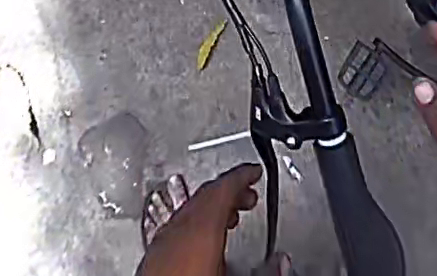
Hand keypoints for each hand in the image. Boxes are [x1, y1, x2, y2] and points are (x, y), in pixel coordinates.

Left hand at [135, 165, 263, 275]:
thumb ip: (264, 272)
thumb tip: (283, 262)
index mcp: (198, 230)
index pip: (220, 188)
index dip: (240, 175)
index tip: (253, 170)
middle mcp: (176, 230)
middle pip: (204, 196)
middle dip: (229, 191)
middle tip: (249, 194)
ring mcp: (162, 245)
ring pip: (189, 212)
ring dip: (213, 209)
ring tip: (233, 218)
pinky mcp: (154, 261)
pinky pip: (178, 229)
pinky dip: (197, 225)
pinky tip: (207, 245)